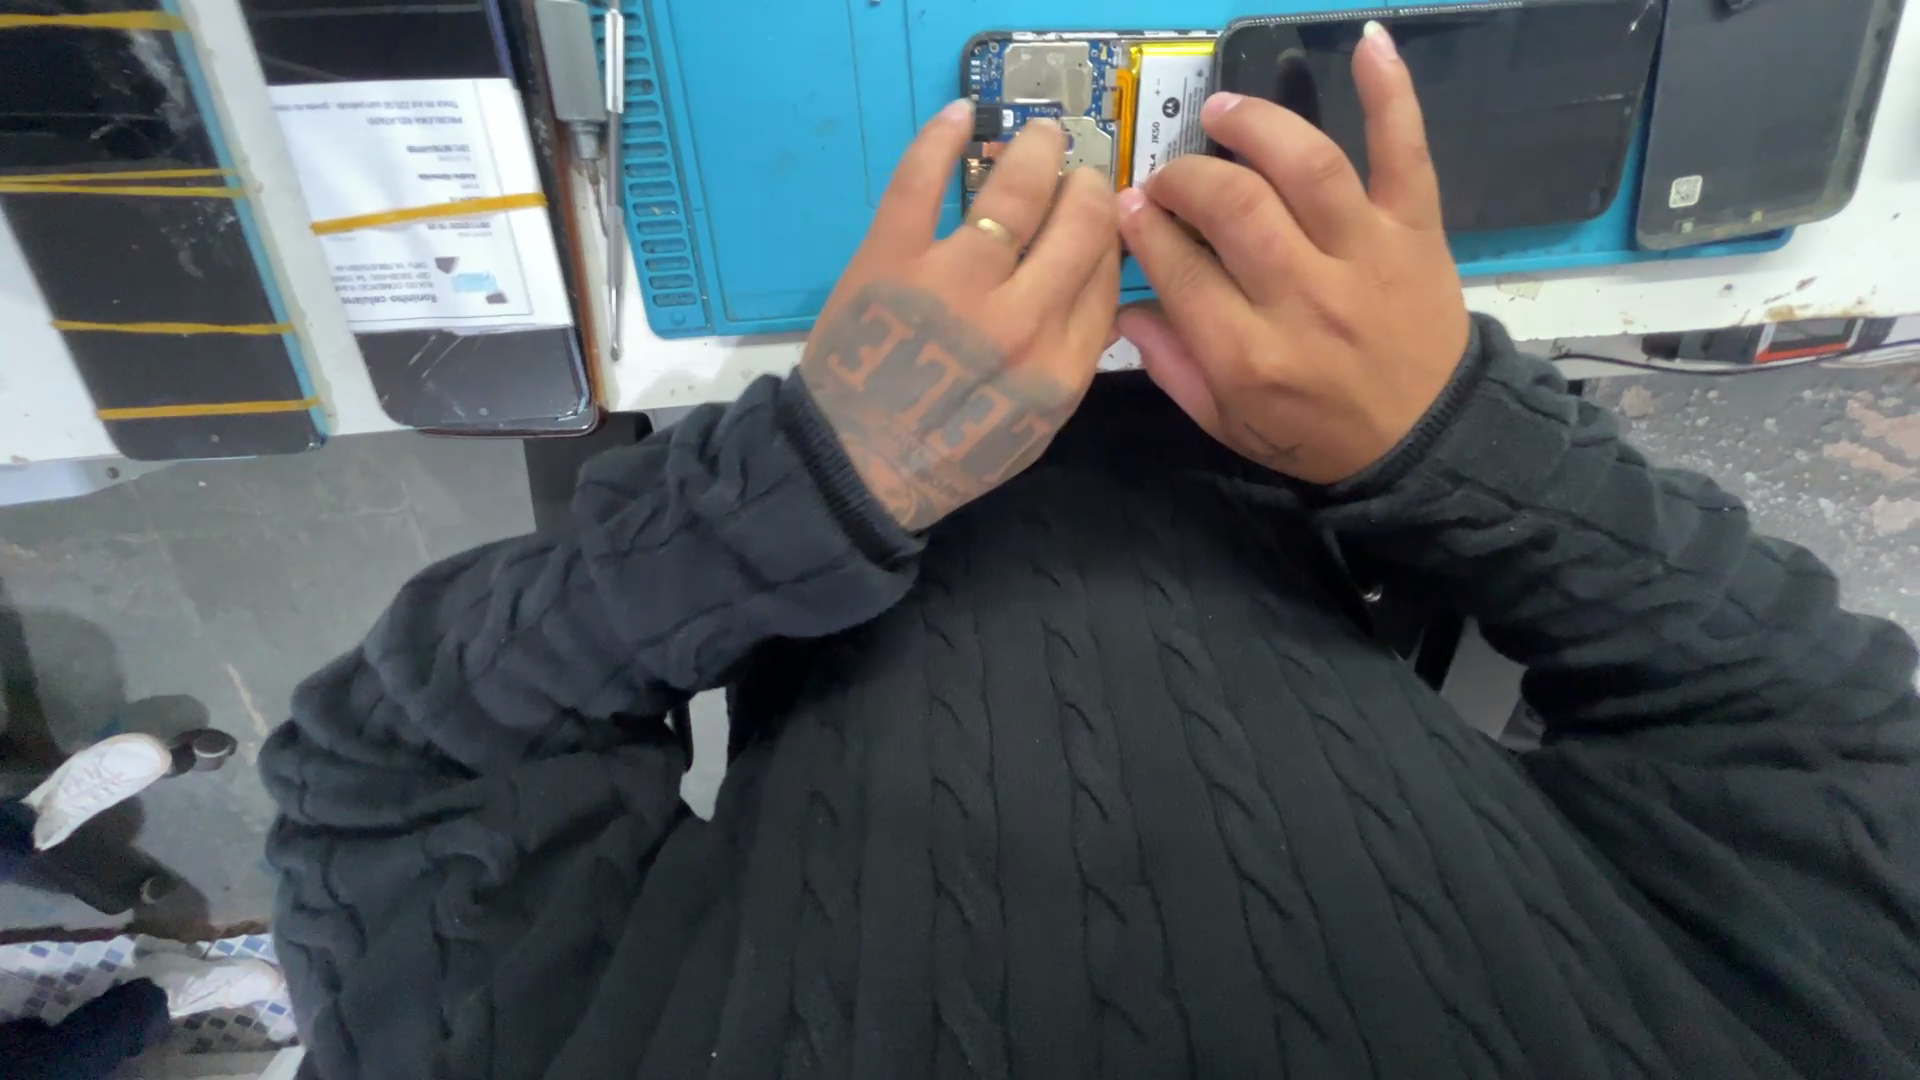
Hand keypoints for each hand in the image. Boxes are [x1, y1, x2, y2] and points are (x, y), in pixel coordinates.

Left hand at [800, 103, 1120, 530]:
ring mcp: (956, 282)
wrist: (861, 472)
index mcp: (1061, 364)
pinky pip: (923, 177)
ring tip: (1038, 137)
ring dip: (1035, 148)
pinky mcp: (893, 257)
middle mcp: (1022, 318)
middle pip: (1078, 219)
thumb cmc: (952, 457)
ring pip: (1016, 188)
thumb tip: (1094, 295)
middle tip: (1072, 173)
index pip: (1105, 271)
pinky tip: (958, 117)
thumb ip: (1071, 363)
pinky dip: (941, 136)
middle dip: (1083, 184)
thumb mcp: (1034, 429)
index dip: (1105, 233)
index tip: (1092, 217)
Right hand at [1117, 22, 1470, 484]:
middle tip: (1166, 178)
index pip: (1180, 273)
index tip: (1127, 209)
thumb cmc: (1313, 435)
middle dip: (1185, 179)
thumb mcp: (1226, 424)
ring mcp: (1366, 256)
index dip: (1144, 231)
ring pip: (1306, 167)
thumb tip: (1127, 310)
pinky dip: (1391, 91)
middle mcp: (1303, 298)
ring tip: (1220, 110)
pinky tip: (1367, 41)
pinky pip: (1407, 150)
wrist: (1424, 441)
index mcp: (1248, 355)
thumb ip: (1173, 369)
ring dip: (1255, 124)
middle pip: (1234, 208)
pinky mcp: (1417, 231)